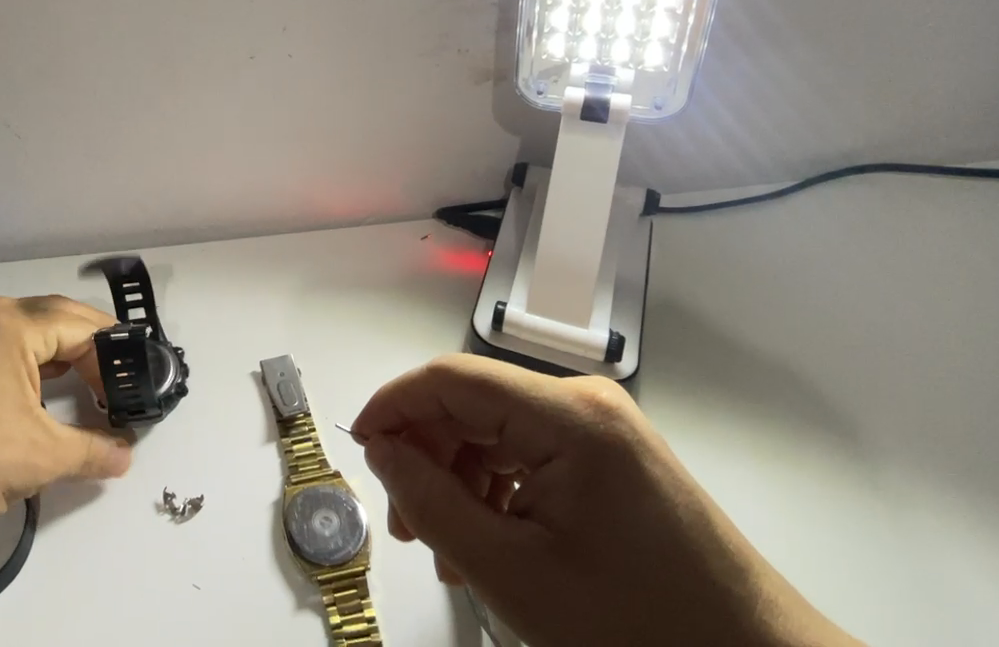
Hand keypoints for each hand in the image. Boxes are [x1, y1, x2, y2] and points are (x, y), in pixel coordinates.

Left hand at [0, 295, 132, 539]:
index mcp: (13, 324)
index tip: (134, 392)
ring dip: (60, 359)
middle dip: (92, 351)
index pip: (84, 327)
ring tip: (86, 389)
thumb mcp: (35, 459)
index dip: (114, 360)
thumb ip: (90, 452)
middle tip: (118, 384)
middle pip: (56, 321)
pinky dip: (28, 370)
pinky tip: (35, 399)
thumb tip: (125, 454)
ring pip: (26, 336)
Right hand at [353, 355, 859, 646]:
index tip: (360, 451)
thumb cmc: (639, 630)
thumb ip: (432, 501)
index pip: (451, 378)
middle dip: (426, 457)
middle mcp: (585, 402)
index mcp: (566, 415)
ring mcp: (603, 428)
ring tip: (446, 550)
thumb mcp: (513, 572)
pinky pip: (530, 455)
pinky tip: (487, 544)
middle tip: (406, 527)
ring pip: (496, 432)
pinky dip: (495, 492)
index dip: (393, 404)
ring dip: (457, 481)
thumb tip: (381, 449)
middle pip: (472, 404)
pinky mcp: (613, 457)